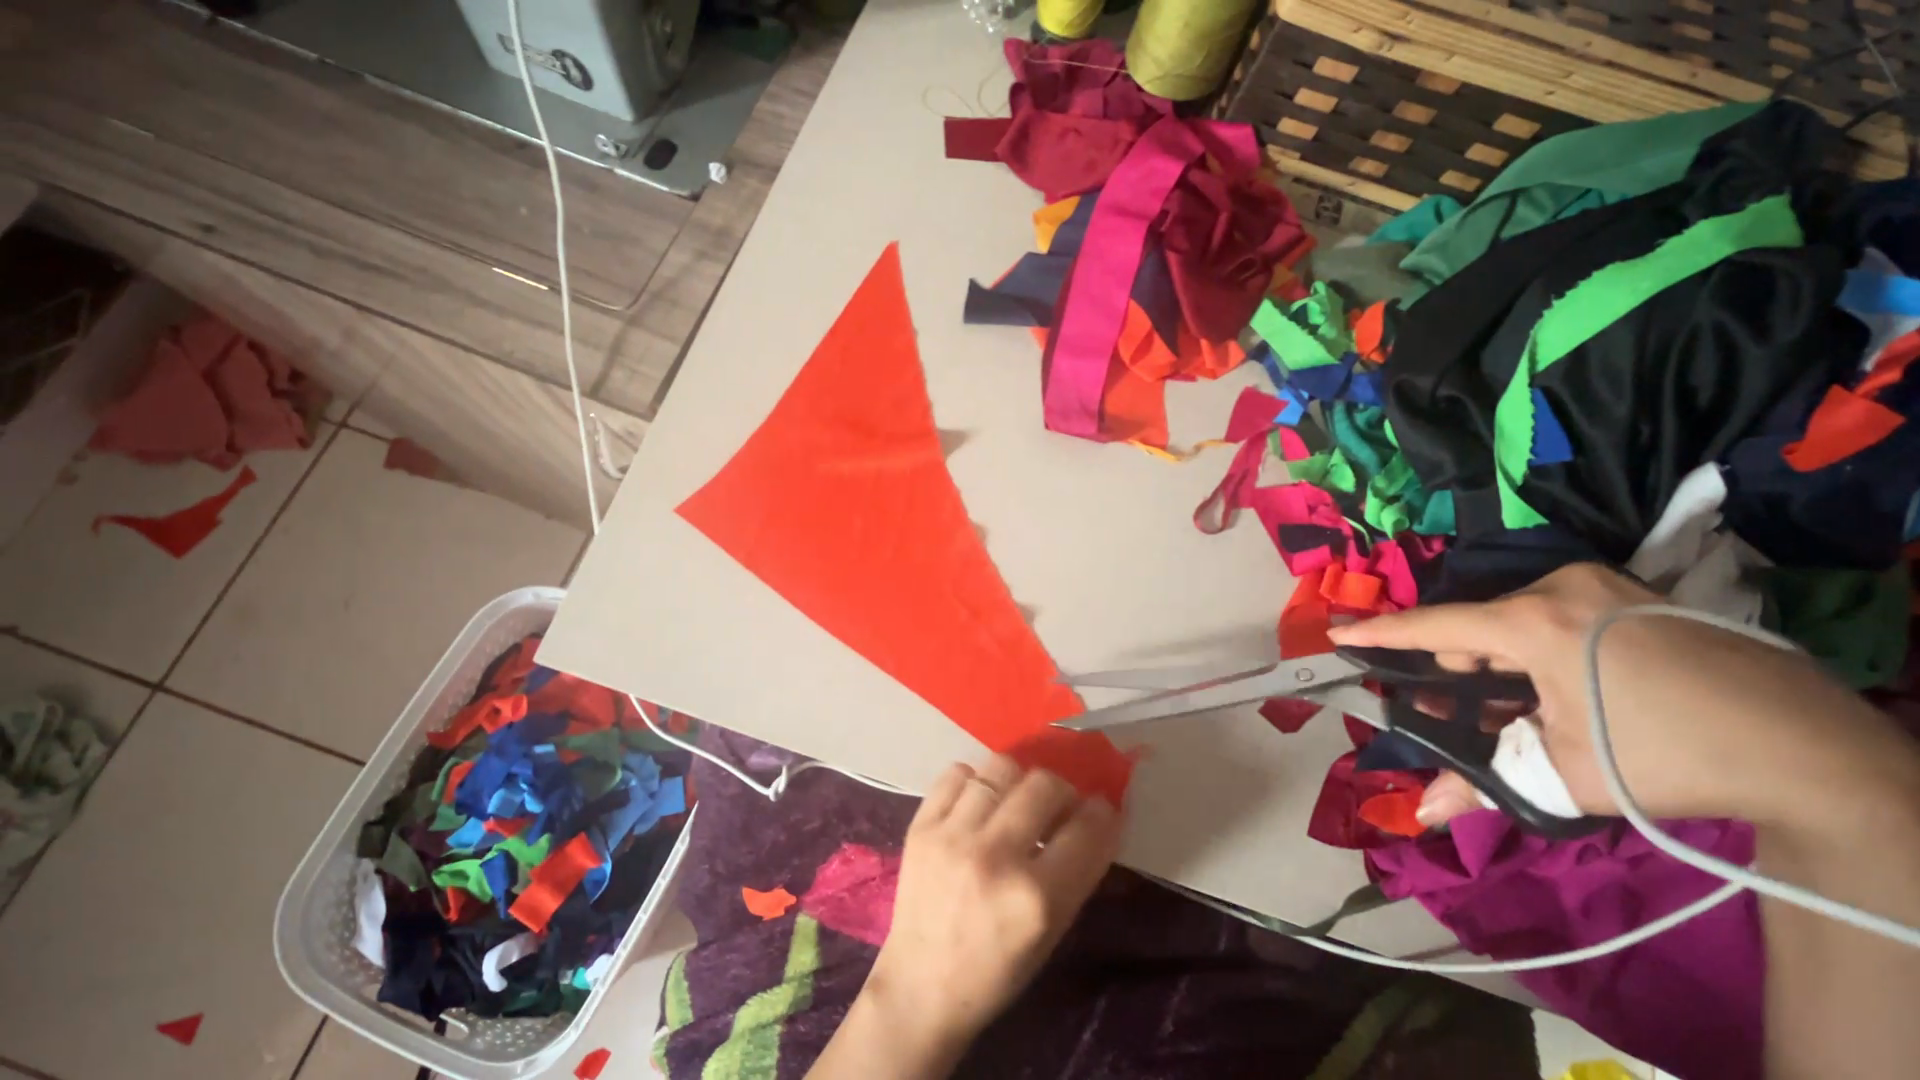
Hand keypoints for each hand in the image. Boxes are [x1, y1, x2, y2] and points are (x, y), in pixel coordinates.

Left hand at [861, 755, 1123, 1060]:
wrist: (921, 987)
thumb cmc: (997, 970)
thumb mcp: (1053, 931)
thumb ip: (1078, 872)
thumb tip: (1099, 816)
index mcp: (1037, 898)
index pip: (1086, 829)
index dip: (1102, 812)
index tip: (1101, 808)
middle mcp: (995, 858)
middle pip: (1044, 785)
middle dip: (1062, 790)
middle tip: (1058, 806)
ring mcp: (953, 838)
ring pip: (1000, 769)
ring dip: (1019, 781)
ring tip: (1016, 800)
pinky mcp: (921, 828)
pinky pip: (956, 775)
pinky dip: (975, 781)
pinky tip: (980, 803)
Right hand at [1327, 563, 1909, 831]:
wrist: (1805, 747)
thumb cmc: (1663, 757)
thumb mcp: (1562, 777)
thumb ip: (1482, 784)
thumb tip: (1423, 810)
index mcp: (1532, 621)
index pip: (1433, 625)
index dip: (1380, 634)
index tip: (1338, 633)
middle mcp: (1561, 586)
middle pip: (1479, 621)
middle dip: (1462, 663)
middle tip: (1468, 711)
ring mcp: (1605, 583)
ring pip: (1521, 615)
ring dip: (1505, 656)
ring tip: (1527, 707)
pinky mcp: (1639, 593)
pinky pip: (1561, 611)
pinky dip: (1544, 644)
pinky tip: (1571, 688)